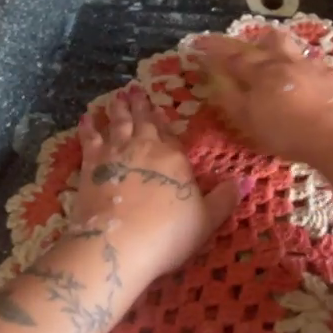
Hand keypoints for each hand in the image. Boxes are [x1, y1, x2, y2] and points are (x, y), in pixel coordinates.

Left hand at [73, 87, 241, 282]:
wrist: (119, 243)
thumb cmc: (167, 235)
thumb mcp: (206, 221)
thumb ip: (225, 198)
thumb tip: (247, 179)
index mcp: (174, 157)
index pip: (170, 133)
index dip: (164, 120)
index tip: (158, 106)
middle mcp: (146, 146)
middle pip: (144, 121)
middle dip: (140, 104)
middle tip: (135, 88)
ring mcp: (117, 152)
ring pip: (119, 122)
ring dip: (118, 107)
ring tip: (118, 95)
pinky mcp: (91, 163)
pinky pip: (90, 138)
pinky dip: (88, 126)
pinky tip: (86, 117)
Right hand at [187, 27, 332, 167]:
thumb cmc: (287, 133)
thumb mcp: (249, 121)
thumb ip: (231, 99)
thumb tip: (215, 81)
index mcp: (261, 72)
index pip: (232, 55)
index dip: (214, 48)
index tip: (200, 42)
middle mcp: (284, 61)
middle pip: (265, 41)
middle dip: (251, 42)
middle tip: (243, 52)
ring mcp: (309, 66)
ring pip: (289, 47)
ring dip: (277, 49)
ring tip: (274, 61)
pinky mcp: (329, 76)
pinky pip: (310, 64)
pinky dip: (300, 69)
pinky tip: (302, 82)